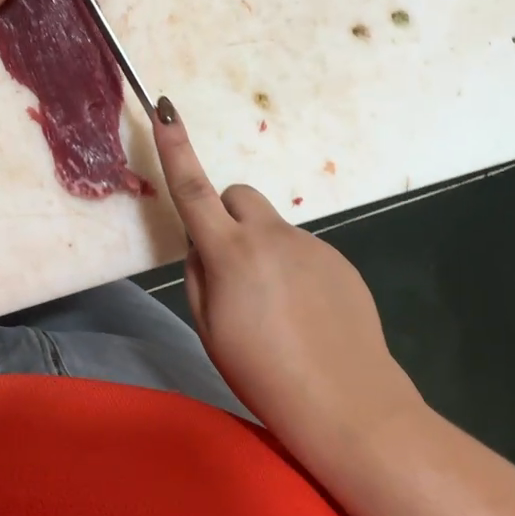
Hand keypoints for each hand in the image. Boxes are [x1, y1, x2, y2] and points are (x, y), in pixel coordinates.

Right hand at [151, 99, 422, 450]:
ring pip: (271, 228)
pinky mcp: (340, 261)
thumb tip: (202, 244)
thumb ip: (198, 274)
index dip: (175, 148)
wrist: (349, 406)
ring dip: (260, 249)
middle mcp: (271, 236)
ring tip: (275, 308)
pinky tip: (304, 314)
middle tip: (227, 263)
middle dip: (225, 215)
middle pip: (237, 196)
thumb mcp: (209, 328)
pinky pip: (302, 251)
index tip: (165, 108)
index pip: (193, 190)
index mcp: (230, 252)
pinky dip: (292, 269)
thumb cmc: (263, 373)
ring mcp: (312, 246)